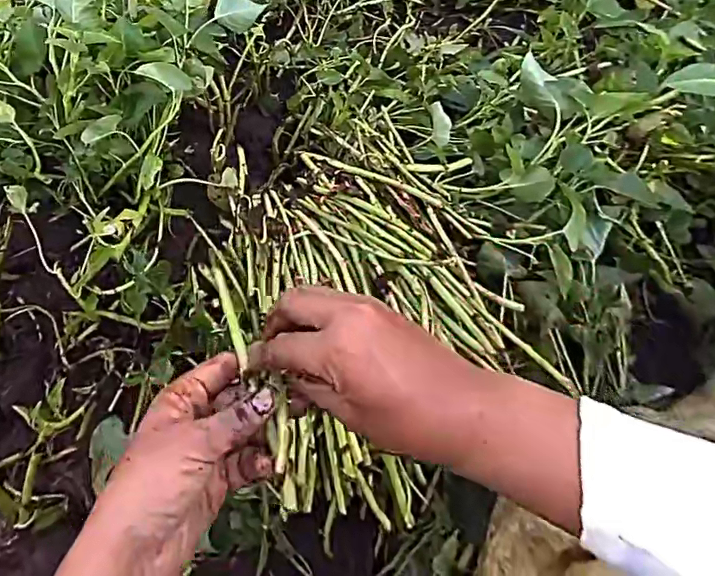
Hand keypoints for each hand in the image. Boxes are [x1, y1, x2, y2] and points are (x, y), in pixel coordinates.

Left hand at [57, 353, 274, 575]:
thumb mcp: (196, 441)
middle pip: (235, 401)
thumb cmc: (152, 481)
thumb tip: (266, 397)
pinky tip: (271, 464)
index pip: (217, 371)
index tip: (275, 361)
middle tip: (293, 397)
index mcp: (181, 399)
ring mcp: (207, 452)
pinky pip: (244, 464)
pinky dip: (259, 462)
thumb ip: (235, 419)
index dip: (244, 364)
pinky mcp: (216, 482)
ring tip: (287, 432)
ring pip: (244, 433)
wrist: (136, 547)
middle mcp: (195, 421)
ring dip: (265, 433)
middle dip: (262, 400)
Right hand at [248, 286, 490, 467]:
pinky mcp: (377, 304)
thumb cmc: (406, 422)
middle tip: (271, 346)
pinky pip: (335, 297)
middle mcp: (345, 314)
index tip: (251, 365)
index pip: (284, 345)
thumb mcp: (351, 415)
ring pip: (313, 292)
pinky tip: (323, 338)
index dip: (262, 357)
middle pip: (291, 300)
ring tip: (295, 341)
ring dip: (297, 311)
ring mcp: (363, 304)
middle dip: (274, 321)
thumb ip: (312, 391)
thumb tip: (288, 381)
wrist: (462, 405)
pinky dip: (320, 310)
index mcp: (335, 346)